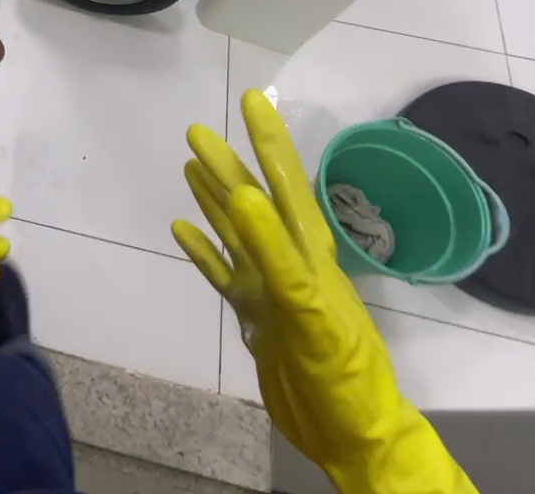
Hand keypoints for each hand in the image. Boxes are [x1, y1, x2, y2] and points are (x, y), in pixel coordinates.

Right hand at [171, 91, 475, 493]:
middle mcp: (287, 260)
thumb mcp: (311, 312)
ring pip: (234, 231)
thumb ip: (277, 253)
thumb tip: (246, 194)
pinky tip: (181, 230)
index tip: (254, 98)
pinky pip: (222, 272)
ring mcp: (268, 287)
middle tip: (196, 130)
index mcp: (309, 253)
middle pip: (251, 201)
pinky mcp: (254, 315)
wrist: (352, 436)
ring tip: (190, 164)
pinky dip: (202, 251)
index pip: (286, 183)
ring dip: (213, 198)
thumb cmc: (342, 375)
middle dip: (227, 164)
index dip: (269, 140)